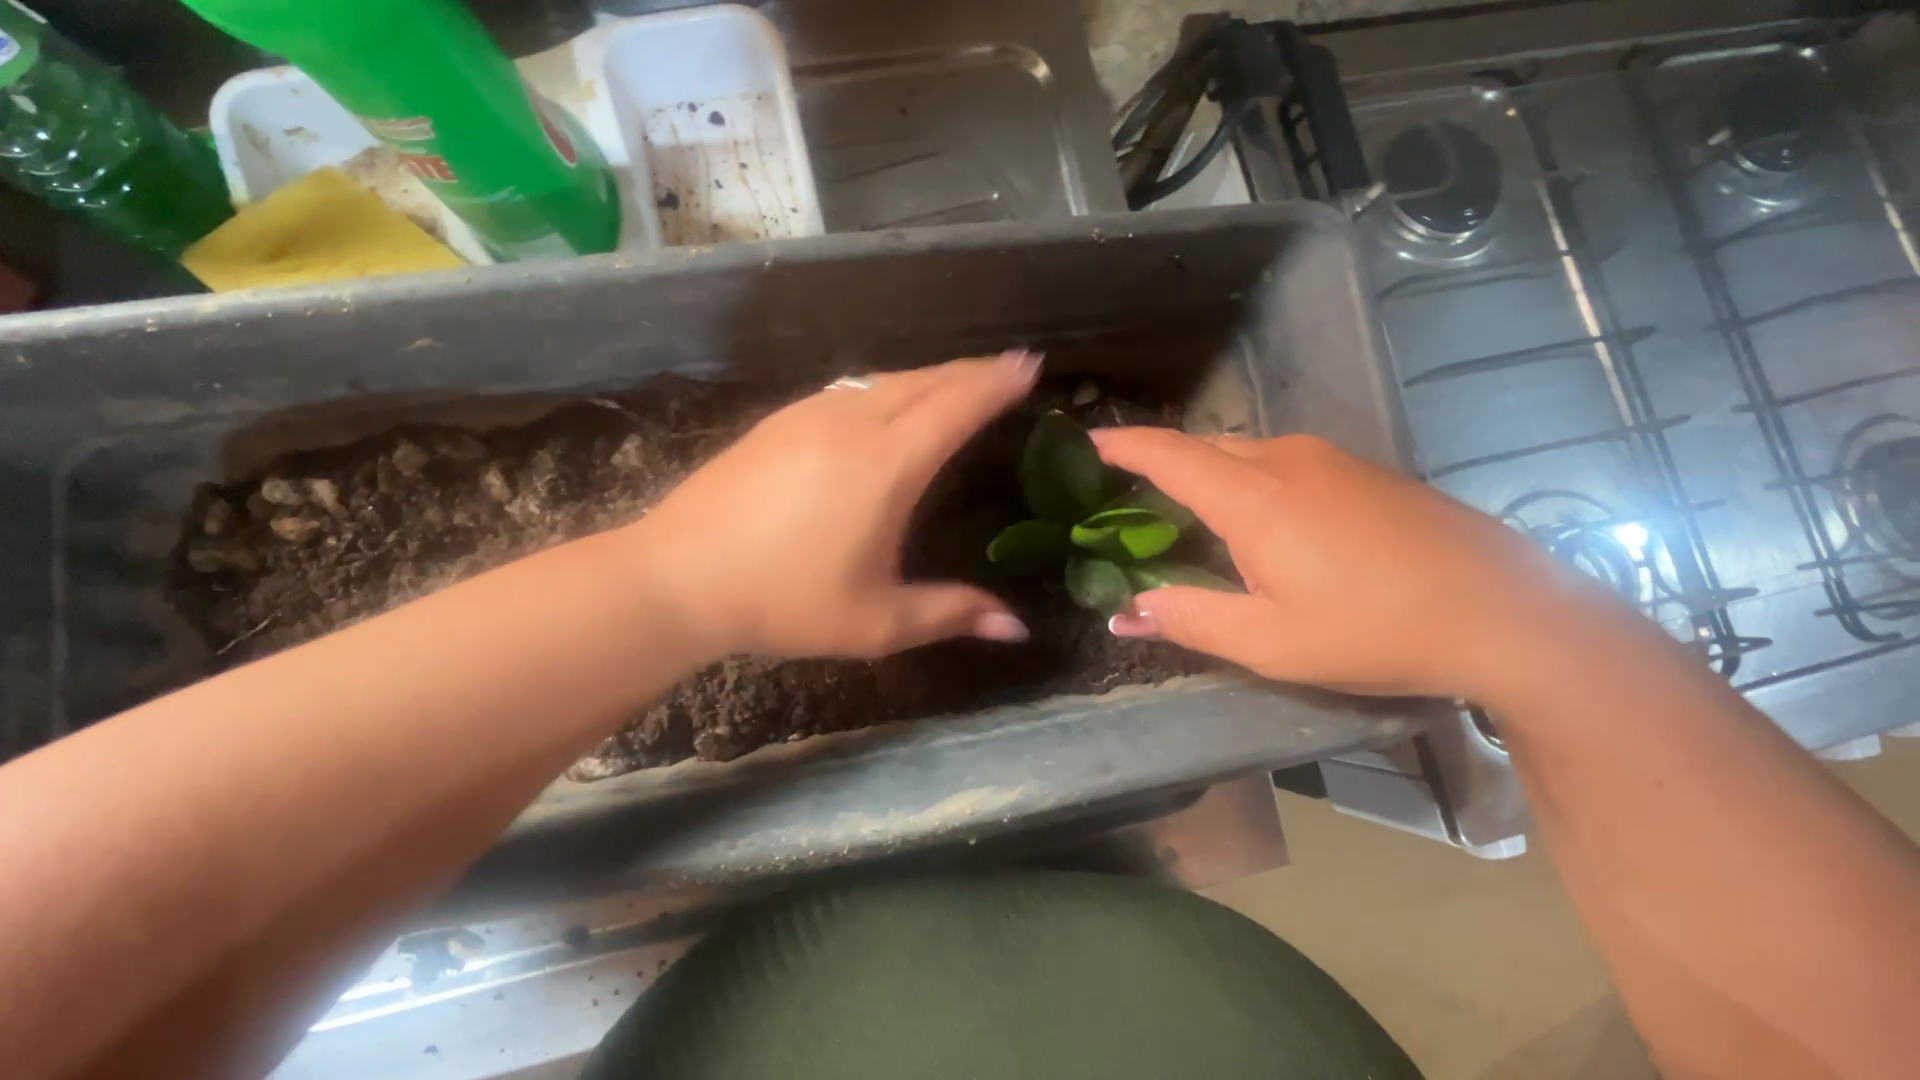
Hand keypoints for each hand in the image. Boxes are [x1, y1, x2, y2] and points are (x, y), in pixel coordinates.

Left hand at [629, 353, 1039, 660]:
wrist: (678, 577)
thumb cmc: (784, 601)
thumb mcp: (876, 621)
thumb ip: (951, 614)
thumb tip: (1017, 628)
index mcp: (887, 464)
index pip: (957, 405)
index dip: (998, 382)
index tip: (1031, 364)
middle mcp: (853, 423)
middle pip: (926, 380)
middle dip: (972, 371)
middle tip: (1007, 369)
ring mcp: (811, 414)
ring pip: (887, 379)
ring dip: (931, 376)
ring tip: (958, 383)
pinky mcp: (780, 420)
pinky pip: (853, 388)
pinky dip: (890, 387)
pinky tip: (888, 404)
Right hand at [1093, 429, 1600, 701]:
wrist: (1504, 610)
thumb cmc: (1373, 628)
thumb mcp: (1268, 642)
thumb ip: (1188, 618)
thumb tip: (1124, 611)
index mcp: (1252, 496)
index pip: (1167, 454)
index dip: (1121, 446)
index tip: (1084, 446)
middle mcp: (1284, 459)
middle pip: (1202, 448)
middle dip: (1159, 464)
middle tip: (1127, 500)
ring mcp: (1329, 459)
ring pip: (1244, 453)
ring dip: (1207, 475)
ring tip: (1186, 516)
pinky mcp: (1361, 471)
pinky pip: (1281, 463)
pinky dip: (1247, 481)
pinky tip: (1258, 523)